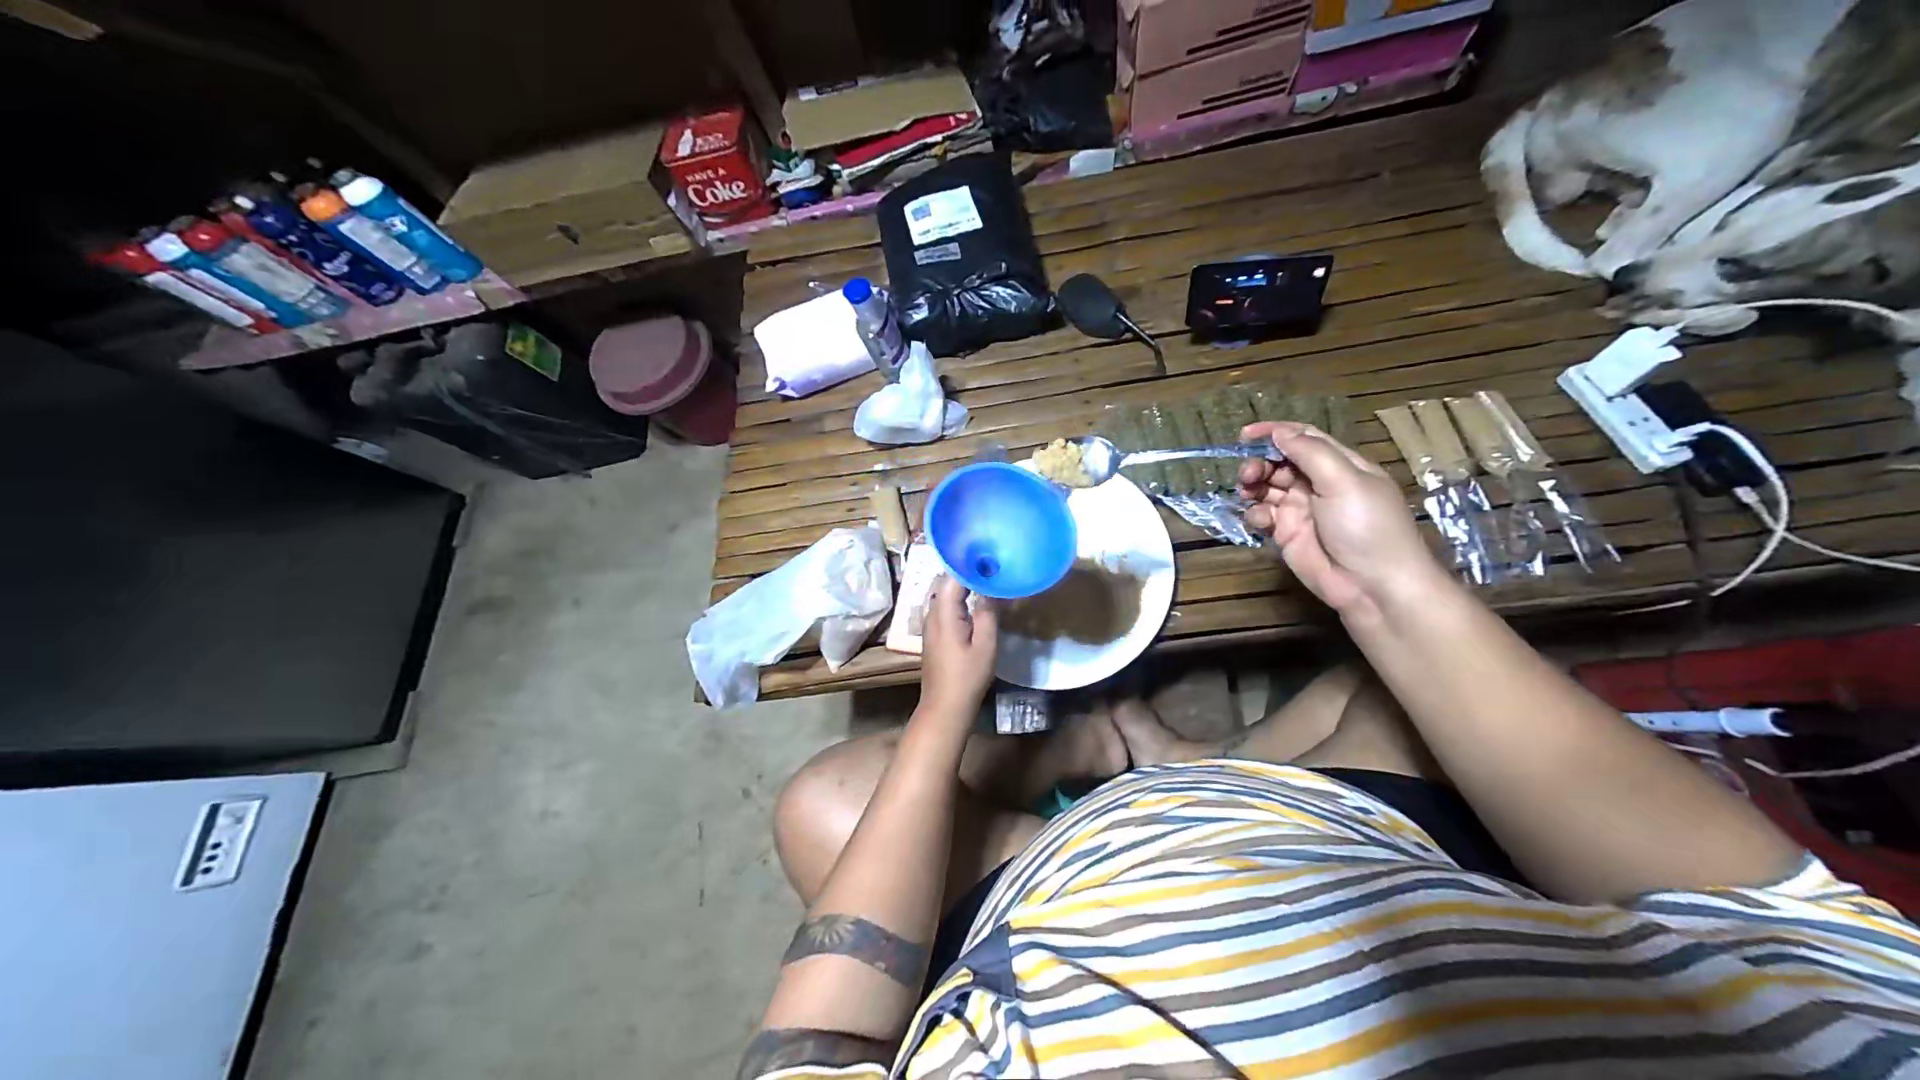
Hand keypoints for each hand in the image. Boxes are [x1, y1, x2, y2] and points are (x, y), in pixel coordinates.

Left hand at [918, 576, 996, 721]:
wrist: (945, 707)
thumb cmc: (966, 677)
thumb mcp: (985, 644)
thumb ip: (988, 612)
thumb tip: (992, 587)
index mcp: (943, 612)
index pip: (954, 576)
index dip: (971, 563)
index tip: (991, 554)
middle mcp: (932, 612)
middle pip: (948, 582)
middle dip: (970, 571)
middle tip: (995, 563)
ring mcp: (931, 623)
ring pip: (947, 594)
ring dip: (966, 585)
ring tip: (991, 577)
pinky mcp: (935, 633)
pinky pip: (947, 606)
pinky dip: (962, 599)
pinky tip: (979, 601)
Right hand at [1239, 422, 1447, 621]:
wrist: (1373, 586)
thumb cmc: (1367, 527)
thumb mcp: (1344, 481)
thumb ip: (1310, 453)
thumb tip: (1280, 432)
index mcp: (1340, 466)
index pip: (1304, 438)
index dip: (1275, 433)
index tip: (1245, 435)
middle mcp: (1319, 484)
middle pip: (1280, 462)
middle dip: (1260, 462)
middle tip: (1247, 473)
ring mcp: (1302, 510)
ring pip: (1268, 487)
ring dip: (1254, 485)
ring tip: (1247, 492)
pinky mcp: (1287, 534)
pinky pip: (1264, 516)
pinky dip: (1256, 514)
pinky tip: (1260, 521)